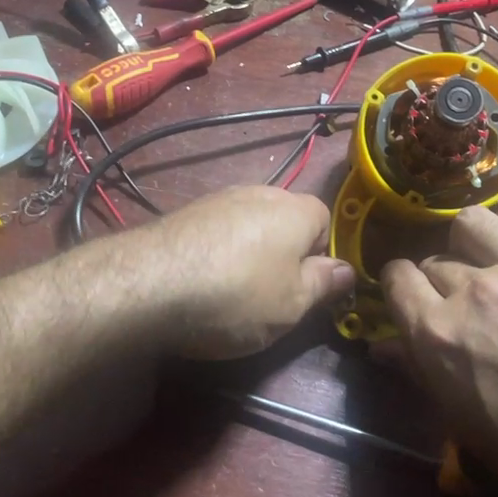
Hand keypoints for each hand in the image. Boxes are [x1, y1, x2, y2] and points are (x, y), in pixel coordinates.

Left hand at [132, 185, 355, 358]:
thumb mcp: (292, 304)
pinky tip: (203, 281)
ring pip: (249, 224)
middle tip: (272, 294)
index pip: (325, 218)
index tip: (308, 286)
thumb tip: (346, 269)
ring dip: (248, 251)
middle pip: (284, 219)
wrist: (151, 281)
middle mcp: (260, 192)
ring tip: (232, 292)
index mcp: (296, 210)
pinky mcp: (186, 212)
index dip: (321, 253)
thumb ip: (323, 284)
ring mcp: (219, 199)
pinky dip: (217, 252)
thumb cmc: (237, 295)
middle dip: (283, 252)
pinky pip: (217, 230)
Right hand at [381, 191, 497, 496]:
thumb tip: (383, 346)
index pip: (396, 278)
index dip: (403, 289)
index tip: (416, 301)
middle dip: (442, 280)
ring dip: (473, 243)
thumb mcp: (467, 425)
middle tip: (469, 305)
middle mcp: (471, 291)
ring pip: (471, 222)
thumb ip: (420, 373)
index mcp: (437, 335)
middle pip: (436, 258)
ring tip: (494, 265)